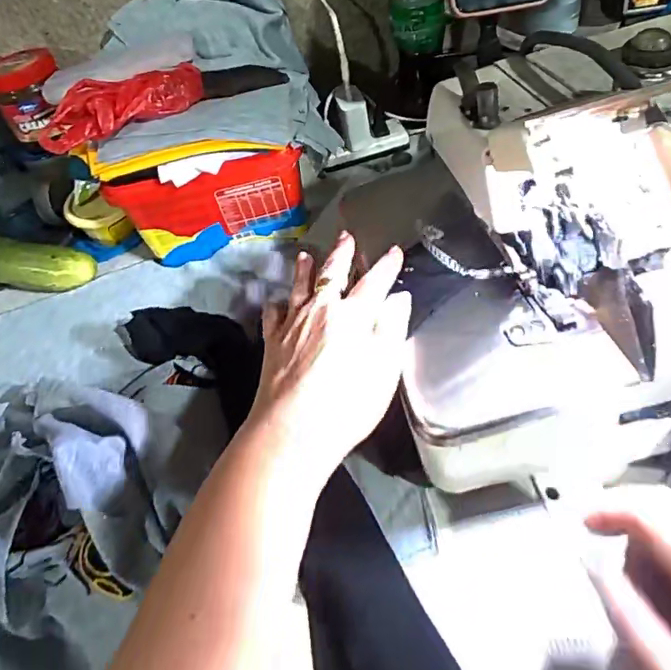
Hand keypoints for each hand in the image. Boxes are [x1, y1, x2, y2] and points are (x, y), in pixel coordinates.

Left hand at [248, 233, 410, 479]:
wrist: (290, 433)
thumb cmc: (347, 404)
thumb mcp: (385, 368)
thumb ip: (392, 328)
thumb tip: (398, 298)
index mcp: (355, 315)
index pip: (374, 282)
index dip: (386, 266)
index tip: (394, 251)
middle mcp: (322, 311)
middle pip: (333, 275)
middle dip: (341, 254)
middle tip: (345, 236)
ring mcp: (293, 325)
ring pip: (300, 287)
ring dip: (306, 270)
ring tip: (306, 255)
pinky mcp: (272, 343)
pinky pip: (273, 314)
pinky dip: (277, 304)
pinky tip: (277, 301)